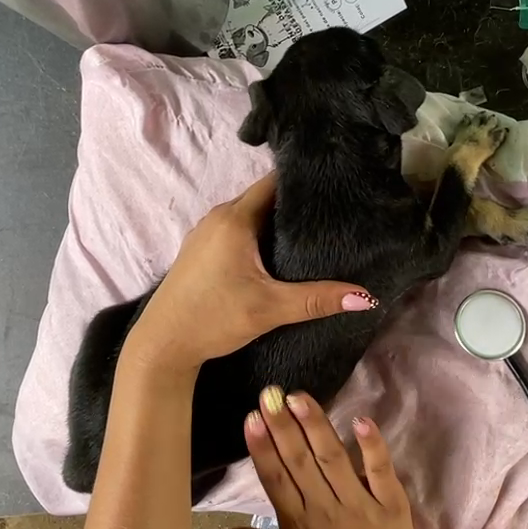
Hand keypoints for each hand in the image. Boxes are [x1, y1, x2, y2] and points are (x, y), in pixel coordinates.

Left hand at [128, 174, 375, 369]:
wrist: (161, 346)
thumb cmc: (213, 319)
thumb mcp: (270, 309)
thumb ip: (318, 300)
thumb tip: (366, 297)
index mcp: (234, 219)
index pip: (273, 183)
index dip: (302, 181)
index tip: (332, 185)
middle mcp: (217, 218)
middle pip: (262, 198)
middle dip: (294, 202)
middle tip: (331, 210)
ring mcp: (204, 234)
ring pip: (248, 215)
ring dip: (274, 220)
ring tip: (310, 229)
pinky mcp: (200, 251)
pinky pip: (236, 229)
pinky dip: (257, 233)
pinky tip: (277, 252)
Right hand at [198, 390, 431, 528]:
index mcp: (298, 524)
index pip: (275, 480)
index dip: (262, 448)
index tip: (250, 417)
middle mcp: (326, 511)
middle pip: (301, 462)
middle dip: (283, 426)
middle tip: (269, 393)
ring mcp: (360, 505)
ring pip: (334, 459)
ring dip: (316, 426)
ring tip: (299, 397)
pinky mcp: (391, 503)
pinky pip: (380, 470)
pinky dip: (371, 445)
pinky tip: (359, 419)